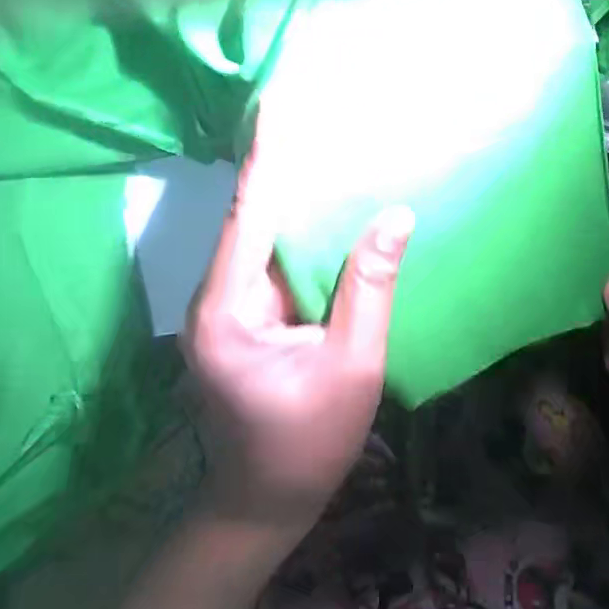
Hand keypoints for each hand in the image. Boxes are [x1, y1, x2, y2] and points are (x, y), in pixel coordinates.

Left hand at [183, 147, 414, 534]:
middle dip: (278, 166)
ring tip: (317, 146)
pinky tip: (319, 207)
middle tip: (307, 112)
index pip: (248, 214)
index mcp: (227, 308)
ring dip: (285, 196)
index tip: (277, 105)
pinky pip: (265, 260)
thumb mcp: (351, 365)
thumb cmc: (307, 443)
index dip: (267, 157)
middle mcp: (213, 298)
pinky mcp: (238, 317)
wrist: (261, 504)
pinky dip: (290, 230)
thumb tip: (395, 215)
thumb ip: (370, 287)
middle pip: (247, 218)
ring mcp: (222, 308)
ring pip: (255, 237)